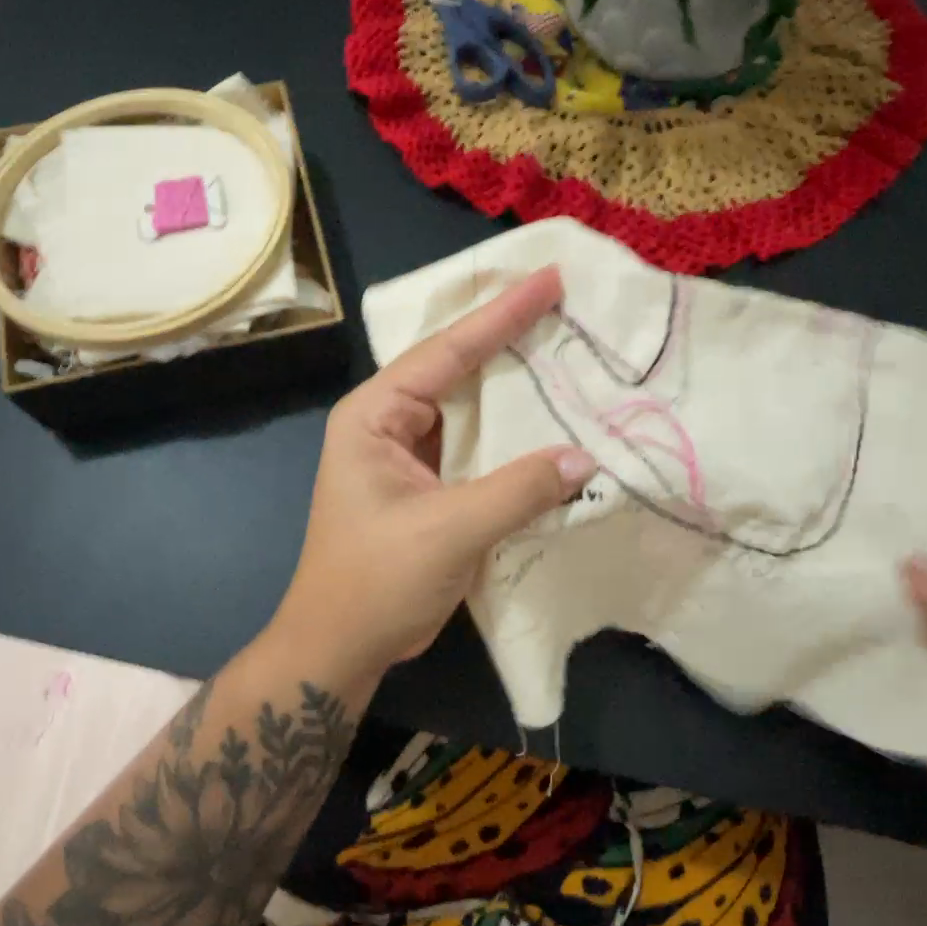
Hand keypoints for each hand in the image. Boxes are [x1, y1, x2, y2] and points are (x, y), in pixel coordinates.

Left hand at [274, 268, 597, 676]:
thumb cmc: (375, 581)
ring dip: (515, 390)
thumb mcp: (448, 531)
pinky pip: (477, 448)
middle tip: (567, 306)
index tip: (549, 279)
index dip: (501, 314)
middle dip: (510, 340)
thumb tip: (586, 457)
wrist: (341, 646)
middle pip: (457, 369)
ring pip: (470, 409)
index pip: (446, 352)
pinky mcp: (429, 487)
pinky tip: (553, 425)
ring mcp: (408, 456)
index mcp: (374, 415)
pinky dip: (513, 437)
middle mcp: (389, 424)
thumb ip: (518, 490)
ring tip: (570, 354)